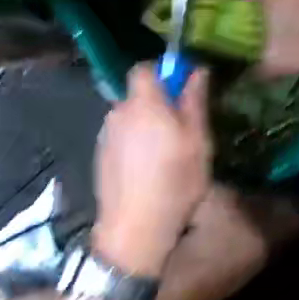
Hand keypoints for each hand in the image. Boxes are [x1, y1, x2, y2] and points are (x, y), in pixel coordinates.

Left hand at [92, 65, 211, 275]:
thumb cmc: (174, 184)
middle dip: (157, 104)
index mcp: (143, 103)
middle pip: (138, 95)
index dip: (162, 74)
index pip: (144, 68)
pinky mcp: (100, 156)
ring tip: (165, 155)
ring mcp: (106, 135)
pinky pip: (121, 138)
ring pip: (129, 117)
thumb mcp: (197, 143)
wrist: (133, 230)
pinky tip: (147, 170)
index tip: (181, 90)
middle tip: (181, 129)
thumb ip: (194, 102)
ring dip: (145, 125)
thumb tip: (197, 71)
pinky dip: (134, 144)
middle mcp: (119, 113)